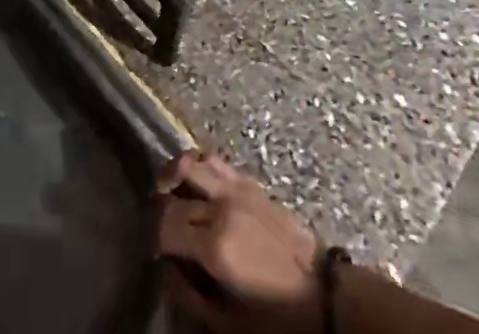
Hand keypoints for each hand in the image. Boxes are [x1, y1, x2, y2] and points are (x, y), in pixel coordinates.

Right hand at [155, 150, 325, 333]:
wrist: (326, 295)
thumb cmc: (277, 315)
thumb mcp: (228, 323)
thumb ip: (189, 296)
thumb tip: (167, 270)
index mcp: (216, 246)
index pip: (165, 223)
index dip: (153, 236)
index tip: (156, 251)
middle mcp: (223, 208)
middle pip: (174, 190)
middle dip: (159, 205)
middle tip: (159, 221)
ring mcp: (239, 191)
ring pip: (193, 162)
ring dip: (175, 173)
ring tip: (170, 189)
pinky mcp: (252, 184)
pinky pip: (216, 162)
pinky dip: (199, 167)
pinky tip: (198, 185)